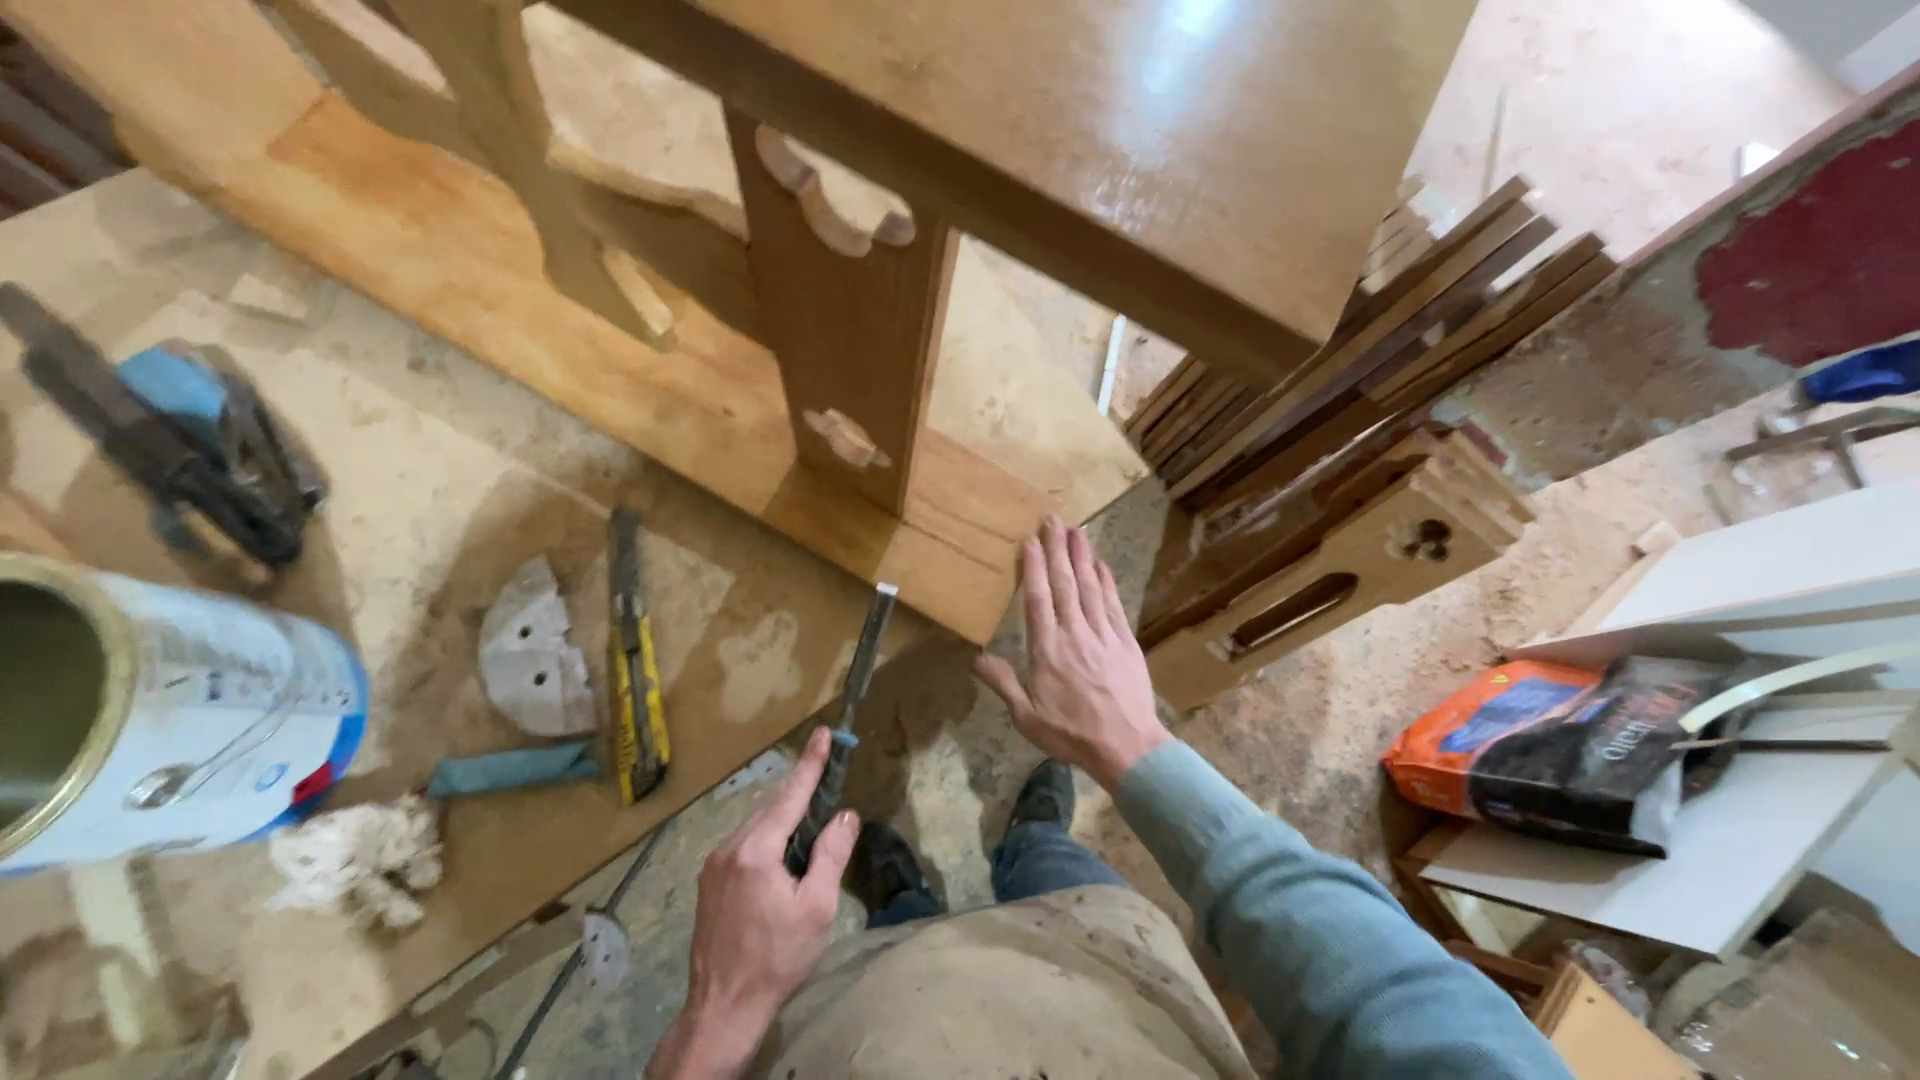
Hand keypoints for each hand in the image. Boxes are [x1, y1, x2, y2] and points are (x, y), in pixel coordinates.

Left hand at [648, 727, 857, 1078]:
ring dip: (782, 816)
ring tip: (810, 817)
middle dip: (798, 789)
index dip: (811, 764)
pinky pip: (742, 844)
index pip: (790, 796)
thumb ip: (830, 855)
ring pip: (754, 826)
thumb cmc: (777, 958)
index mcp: (756, 851)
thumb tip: (845, 815)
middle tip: (824, 768)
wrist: (723, 1006)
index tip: (822, 733)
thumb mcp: (816, 907)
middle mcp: (729, 848)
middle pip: (770, 807)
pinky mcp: (708, 882)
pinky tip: (781, 852)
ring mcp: (713, 865)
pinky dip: (766, 836)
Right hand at [975, 515, 1170, 789]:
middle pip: (1065, 584)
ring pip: (1090, 587)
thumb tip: (976, 658)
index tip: (1029, 540)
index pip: (1038, 600)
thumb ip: (1003, 684)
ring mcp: (1103, 636)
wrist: (1128, 747)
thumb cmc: (1071, 735)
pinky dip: (1106, 582)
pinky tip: (1101, 564)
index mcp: (1047, 651)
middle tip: (1052, 518)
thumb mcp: (1027, 718)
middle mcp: (1074, 635)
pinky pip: (1113, 605)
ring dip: (1082, 556)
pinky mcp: (1125, 643)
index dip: (1034, 568)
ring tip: (1076, 529)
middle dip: (1057, 549)